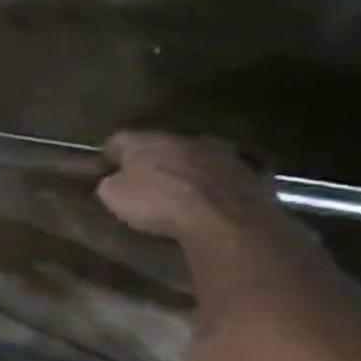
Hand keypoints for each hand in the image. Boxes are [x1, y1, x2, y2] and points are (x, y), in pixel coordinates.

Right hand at [97, 131, 279, 239]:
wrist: (227, 221)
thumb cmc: (159, 204)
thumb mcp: (114, 196)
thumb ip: (111, 182)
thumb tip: (115, 180)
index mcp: (146, 140)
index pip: (118, 139)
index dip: (109, 154)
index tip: (105, 169)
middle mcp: (184, 139)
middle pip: (162, 143)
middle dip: (153, 157)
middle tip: (146, 177)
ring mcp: (224, 153)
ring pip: (199, 154)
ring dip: (190, 166)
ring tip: (185, 186)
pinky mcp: (255, 173)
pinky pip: (231, 173)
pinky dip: (223, 180)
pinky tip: (218, 194)